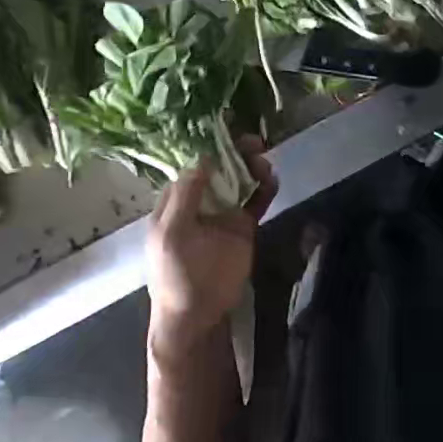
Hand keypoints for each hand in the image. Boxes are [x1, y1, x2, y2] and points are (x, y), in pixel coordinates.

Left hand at [145, 137, 276, 363]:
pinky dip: (265, 189)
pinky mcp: (244, 227)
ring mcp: (224, 213)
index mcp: (177, 201)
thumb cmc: (175, 274)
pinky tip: (271, 180)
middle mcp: (201, 201)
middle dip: (235, 153)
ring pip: (241, 181)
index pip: (192, 165)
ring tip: (263, 163)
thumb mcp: (171, 234)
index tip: (226, 129)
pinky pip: (256, 201)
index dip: (209, 147)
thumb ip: (185, 197)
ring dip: (252, 168)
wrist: (198, 313)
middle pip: (221, 168)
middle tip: (253, 142)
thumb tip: (202, 160)